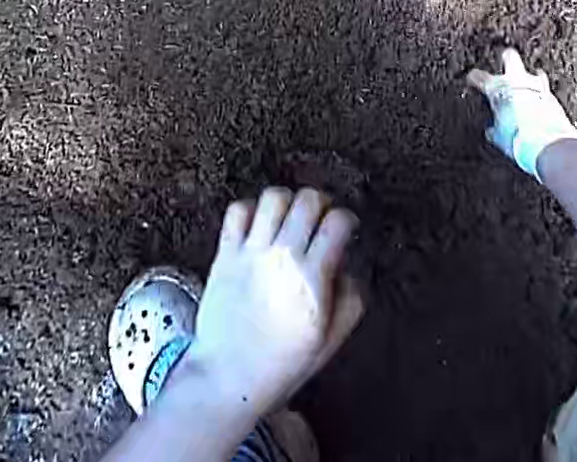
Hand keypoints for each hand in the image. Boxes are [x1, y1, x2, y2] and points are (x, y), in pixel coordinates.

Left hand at [173, 187, 363, 418]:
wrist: (227, 380)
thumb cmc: (281, 364)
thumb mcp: (330, 341)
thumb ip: (351, 300)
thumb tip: (349, 266)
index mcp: (312, 279)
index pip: (337, 222)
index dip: (346, 219)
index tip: (344, 229)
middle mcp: (282, 257)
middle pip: (308, 199)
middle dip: (321, 202)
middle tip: (319, 218)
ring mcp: (251, 252)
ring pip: (274, 196)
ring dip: (287, 201)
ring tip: (289, 218)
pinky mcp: (226, 252)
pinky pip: (238, 209)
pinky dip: (250, 210)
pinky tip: (259, 226)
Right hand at [465, 46, 576, 179]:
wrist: (548, 143)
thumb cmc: (519, 138)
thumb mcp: (499, 136)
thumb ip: (494, 128)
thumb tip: (492, 130)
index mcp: (496, 88)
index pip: (479, 76)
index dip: (474, 77)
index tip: (473, 79)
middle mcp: (516, 81)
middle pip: (510, 56)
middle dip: (506, 58)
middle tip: (504, 64)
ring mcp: (536, 85)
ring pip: (532, 71)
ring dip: (530, 79)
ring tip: (527, 88)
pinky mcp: (552, 95)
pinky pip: (545, 89)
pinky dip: (542, 95)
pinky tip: (540, 104)